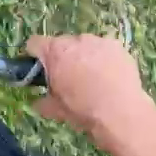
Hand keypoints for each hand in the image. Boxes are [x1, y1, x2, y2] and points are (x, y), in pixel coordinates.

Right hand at [26, 34, 155, 149]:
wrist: (121, 114)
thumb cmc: (84, 111)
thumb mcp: (57, 110)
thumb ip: (43, 102)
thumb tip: (37, 102)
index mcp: (54, 52)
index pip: (35, 43)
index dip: (36, 56)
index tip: (42, 71)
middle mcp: (75, 40)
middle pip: (62, 44)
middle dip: (63, 58)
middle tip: (70, 79)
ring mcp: (98, 41)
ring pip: (85, 45)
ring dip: (84, 57)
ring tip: (95, 79)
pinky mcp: (117, 46)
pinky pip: (105, 49)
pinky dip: (104, 58)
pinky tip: (111, 76)